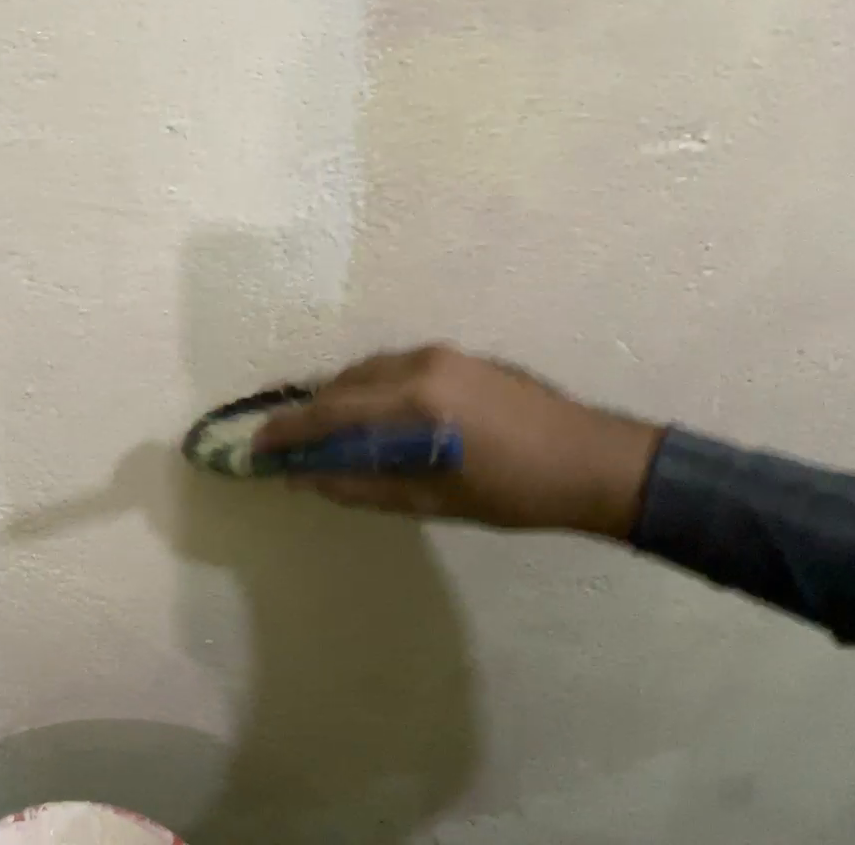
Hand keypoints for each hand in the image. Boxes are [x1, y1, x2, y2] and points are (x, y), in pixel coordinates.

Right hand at [253, 345, 662, 537]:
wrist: (596, 460)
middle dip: (311, 413)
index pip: (332, 412)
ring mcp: (440, 354)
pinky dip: (369, 389)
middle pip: (343, 385)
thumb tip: (306, 480)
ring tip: (327, 432)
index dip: (289, 430)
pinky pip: (392, 366)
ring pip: (366, 371)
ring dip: (340, 399)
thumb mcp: (434, 501)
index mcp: (417, 403)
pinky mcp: (456, 354)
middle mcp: (421, 365)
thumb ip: (363, 486)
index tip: (258, 445)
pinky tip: (373, 415)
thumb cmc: (516, 493)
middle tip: (289, 444)